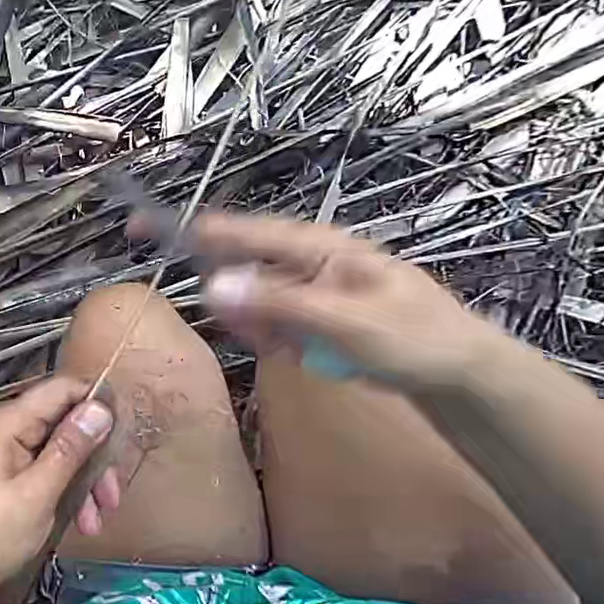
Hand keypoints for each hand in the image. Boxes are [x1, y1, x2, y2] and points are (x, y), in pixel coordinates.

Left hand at [0, 376, 121, 603]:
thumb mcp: (38, 492)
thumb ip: (70, 448)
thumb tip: (100, 408)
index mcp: (9, 422)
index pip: (62, 389)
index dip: (96, 402)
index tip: (124, 432)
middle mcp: (11, 428)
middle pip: (69, 421)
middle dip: (97, 455)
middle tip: (113, 493)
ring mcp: (13, 450)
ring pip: (67, 449)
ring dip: (89, 481)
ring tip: (98, 519)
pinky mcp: (17, 471)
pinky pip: (55, 468)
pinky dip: (73, 491)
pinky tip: (84, 522)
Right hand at [177, 212, 513, 390]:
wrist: (461, 373)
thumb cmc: (414, 338)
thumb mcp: (344, 322)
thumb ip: (276, 303)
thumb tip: (211, 286)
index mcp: (316, 246)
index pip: (240, 231)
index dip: (190, 229)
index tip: (141, 229)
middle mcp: (306, 259)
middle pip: (241, 271)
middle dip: (243, 308)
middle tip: (270, 339)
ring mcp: (308, 287)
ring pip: (254, 303)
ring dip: (264, 330)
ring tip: (301, 350)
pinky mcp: (311, 312)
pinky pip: (272, 323)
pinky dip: (278, 341)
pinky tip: (308, 354)